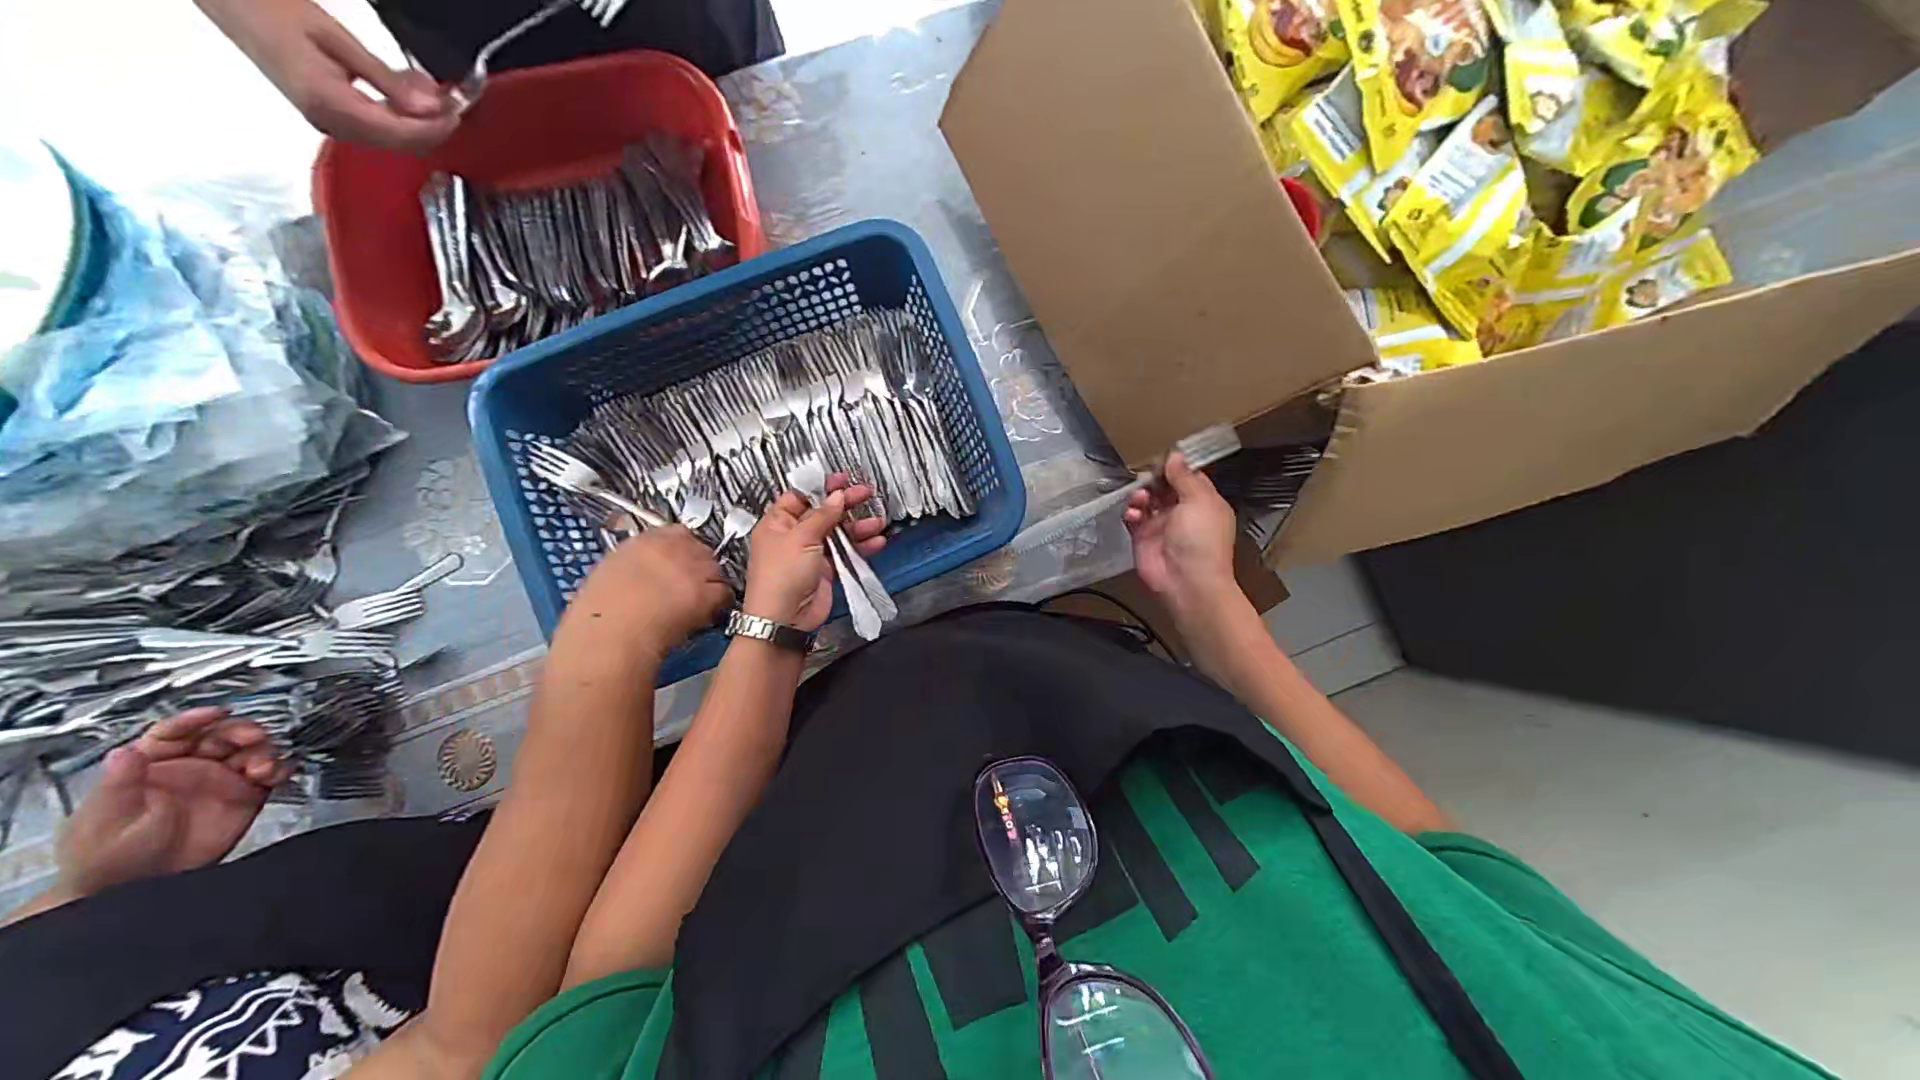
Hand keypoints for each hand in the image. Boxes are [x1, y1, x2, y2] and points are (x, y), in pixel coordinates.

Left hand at [56, 708, 288, 898]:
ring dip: (263, 750)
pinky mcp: (246, 797)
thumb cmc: (107, 856)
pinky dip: (280, 768)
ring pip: (252, 750)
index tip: (217, 712)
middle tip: (252, 737)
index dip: (195, 718)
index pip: (175, 732)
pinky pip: (272, 774)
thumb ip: (120, 782)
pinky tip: (276, 773)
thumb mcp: (107, 817)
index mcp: (153, 765)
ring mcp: (221, 782)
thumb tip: (124, 751)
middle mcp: (191, 768)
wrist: (136, 889)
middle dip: (241, 730)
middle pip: (222, 735)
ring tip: (262, 766)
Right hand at [196, 0, 458, 151]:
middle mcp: (331, 124)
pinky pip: (378, 128)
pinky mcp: (329, 117)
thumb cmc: (269, 7)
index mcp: (331, 105)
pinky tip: (407, 95)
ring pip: (393, 139)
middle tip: (447, 98)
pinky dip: (400, 116)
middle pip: (402, 142)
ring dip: (418, 121)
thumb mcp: (336, 39)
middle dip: (431, 125)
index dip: (435, 126)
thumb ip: (387, 79)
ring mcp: (329, 124)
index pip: (402, 134)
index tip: (456, 109)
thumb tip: (430, 106)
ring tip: (429, 91)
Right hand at [560, 526, 733, 659]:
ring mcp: (691, 568)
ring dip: (710, 583)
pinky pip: (724, 592)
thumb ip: (633, 564)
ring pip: (716, 568)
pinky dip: (719, 603)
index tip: (679, 564)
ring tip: (697, 603)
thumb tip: (645, 572)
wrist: (608, 638)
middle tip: (690, 587)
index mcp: (642, 541)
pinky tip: (705, 616)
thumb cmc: (599, 617)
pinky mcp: (706, 592)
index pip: (676, 533)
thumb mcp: (609, 574)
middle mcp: (671, 549)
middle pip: (700, 548)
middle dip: (699, 566)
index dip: (681, 551)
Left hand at [743, 476, 886, 631]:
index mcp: (777, 522)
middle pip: (823, 512)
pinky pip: (846, 552)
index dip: (822, 486)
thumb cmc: (780, 578)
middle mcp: (794, 535)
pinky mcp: (826, 569)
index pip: (801, 495)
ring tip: (877, 522)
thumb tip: (836, 496)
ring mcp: (810, 552)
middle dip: (845, 503)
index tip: (842, 479)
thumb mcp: (800, 537)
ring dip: (858, 526)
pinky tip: (876, 541)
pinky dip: (861, 546)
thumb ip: (822, 515)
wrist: (785, 620)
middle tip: (865, 493)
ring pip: (838, 532)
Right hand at [1123, 452, 1241, 617]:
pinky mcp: (1143, 538)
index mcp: (1204, 502)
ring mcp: (1162, 525)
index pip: (1188, 477)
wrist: (1187, 582)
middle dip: (1153, 479)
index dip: (1175, 467)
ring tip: (1140, 498)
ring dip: (1140, 495)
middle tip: (1146, 477)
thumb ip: (1184, 477)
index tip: (1162, 458)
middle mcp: (1183, 512)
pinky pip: (1133, 518)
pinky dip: (1131, 513)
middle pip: (1164, 487)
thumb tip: (1175, 456)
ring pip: (1146, 500)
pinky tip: (1133, 515)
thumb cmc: (1202, 542)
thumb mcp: (1199, 500)